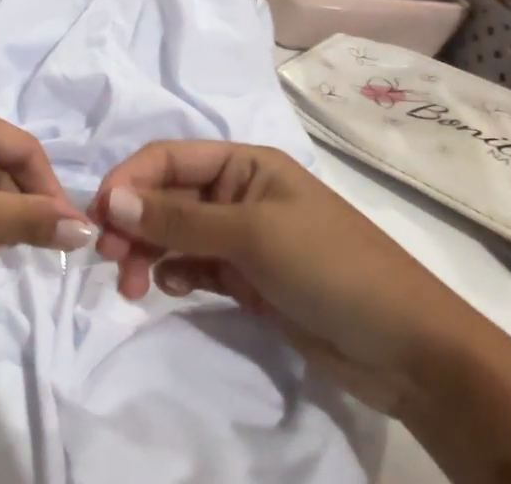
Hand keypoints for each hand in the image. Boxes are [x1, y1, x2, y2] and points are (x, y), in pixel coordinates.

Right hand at [91, 141, 496, 414]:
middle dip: (134, 222)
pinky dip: (174, 273)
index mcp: (246, 165)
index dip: (128, 181)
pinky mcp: (247, 277)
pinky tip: (170, 290)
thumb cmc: (333, 270)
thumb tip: (109, 200)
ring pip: (174, 233)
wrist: (412, 352)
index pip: (168, 159)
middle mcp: (239, 193)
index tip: (99, 217)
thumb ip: (177, 218)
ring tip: (132, 285)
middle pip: (165, 196)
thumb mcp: (252, 236)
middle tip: (110, 259)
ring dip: (147, 252)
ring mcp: (243, 237)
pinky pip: (193, 264)